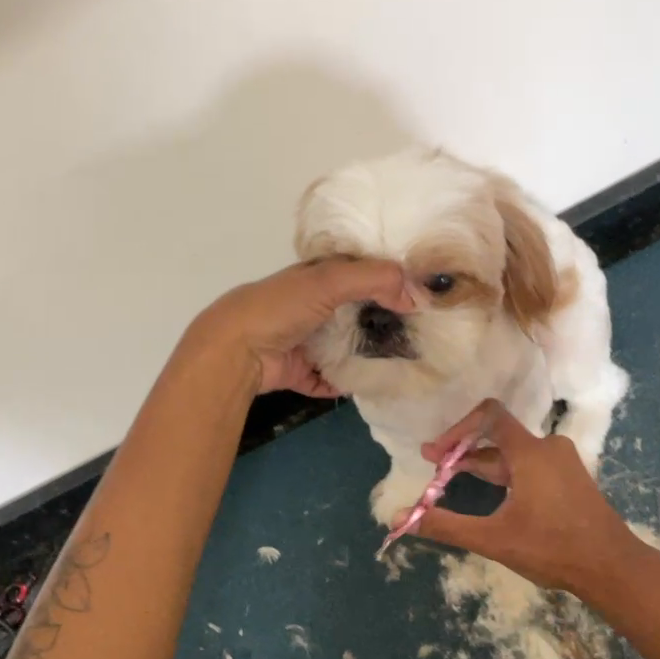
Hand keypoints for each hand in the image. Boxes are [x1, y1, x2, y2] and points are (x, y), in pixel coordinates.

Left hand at [186, 258, 412, 395]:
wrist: (236, 351)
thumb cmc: (281, 306)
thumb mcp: (329, 280)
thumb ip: (375, 279)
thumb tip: (415, 296)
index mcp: (316, 277)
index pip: (360, 273)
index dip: (389, 280)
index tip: (422, 294)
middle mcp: (311, 306)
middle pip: (355, 312)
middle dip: (383, 321)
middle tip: (421, 332)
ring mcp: (304, 340)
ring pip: (344, 347)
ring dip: (368, 354)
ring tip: (405, 361)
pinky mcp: (299, 371)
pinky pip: (329, 379)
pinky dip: (345, 383)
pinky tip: (372, 385)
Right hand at [399, 399, 651, 596]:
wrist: (612, 568)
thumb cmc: (552, 548)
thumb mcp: (493, 539)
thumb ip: (446, 525)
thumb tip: (399, 518)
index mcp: (530, 452)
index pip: (488, 416)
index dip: (457, 429)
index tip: (435, 454)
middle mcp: (548, 448)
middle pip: (497, 438)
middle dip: (463, 453)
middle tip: (434, 470)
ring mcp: (563, 464)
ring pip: (513, 456)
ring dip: (483, 467)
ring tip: (455, 484)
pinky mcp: (571, 481)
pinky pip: (530, 467)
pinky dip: (505, 476)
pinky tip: (492, 499)